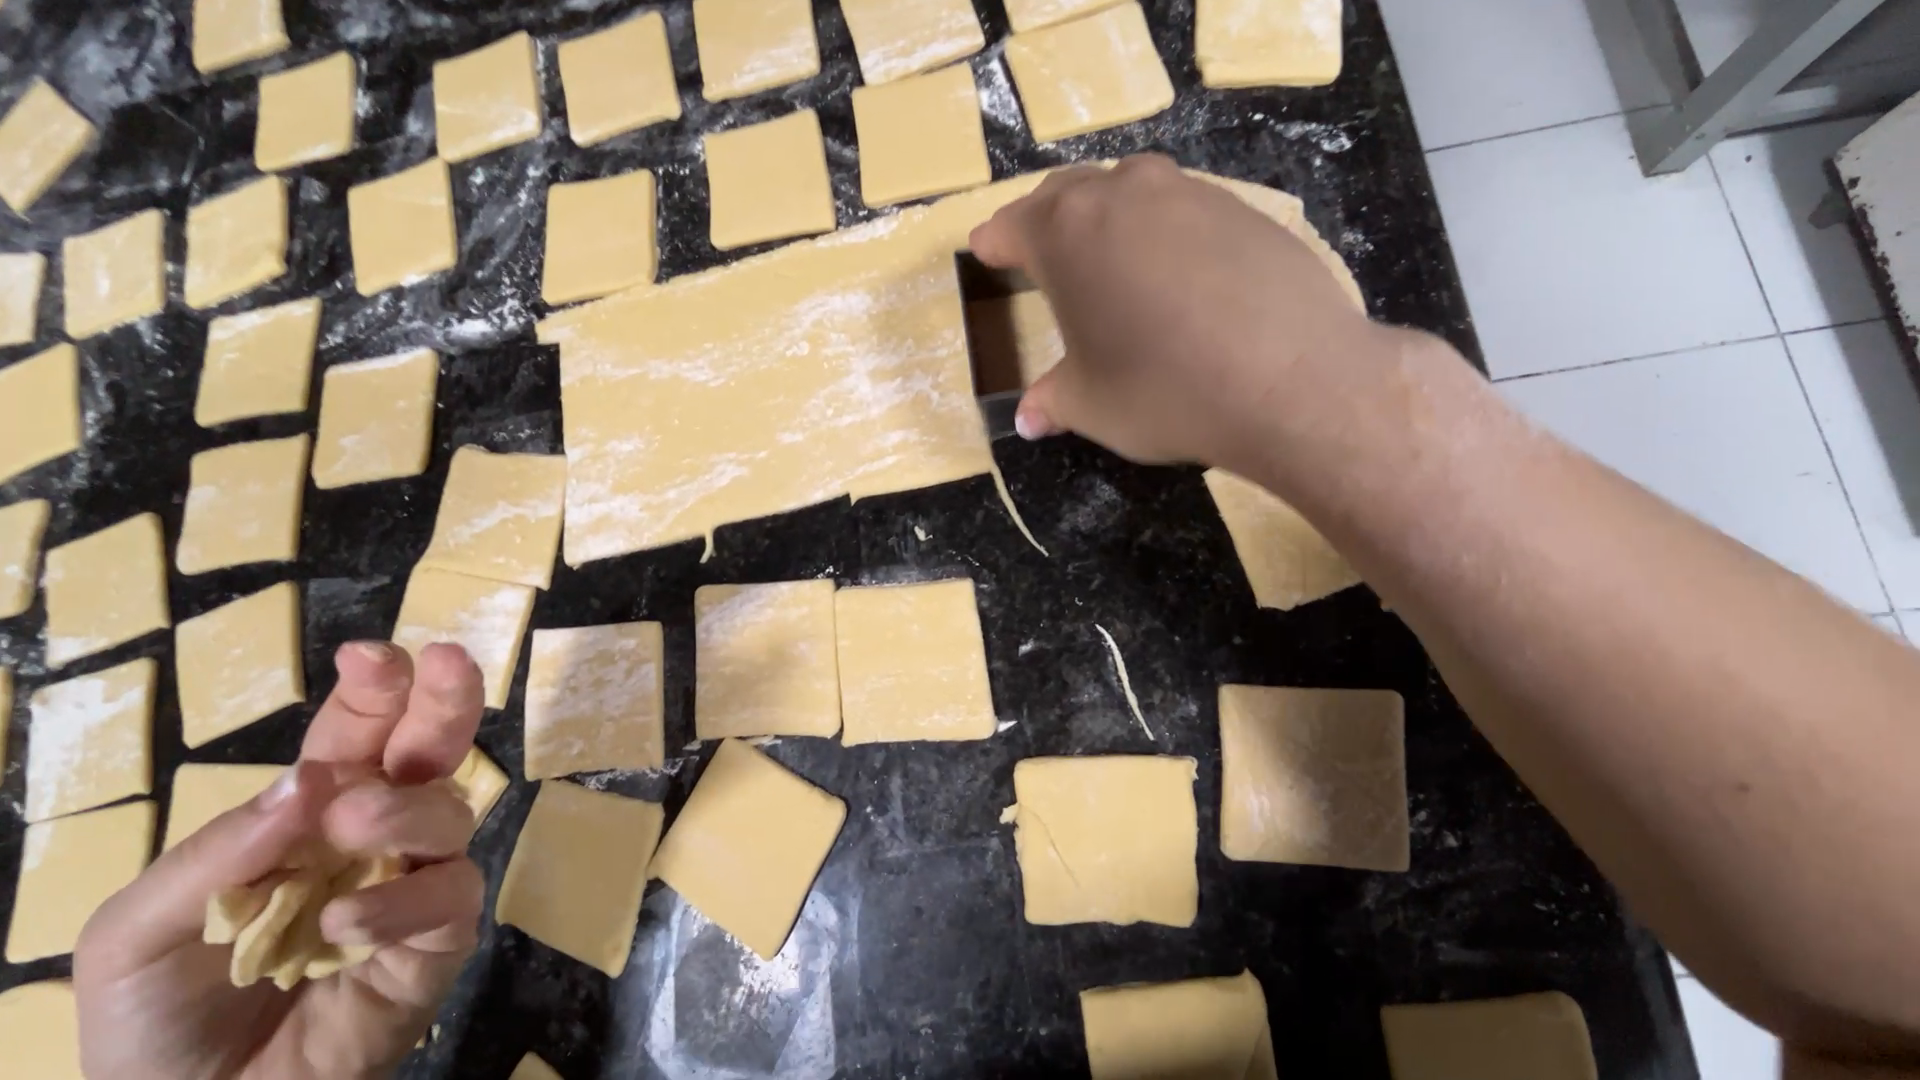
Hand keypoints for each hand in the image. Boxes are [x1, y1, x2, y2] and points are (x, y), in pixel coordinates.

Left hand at [74, 642, 487, 1079]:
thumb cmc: (156, 1019)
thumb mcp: (138, 931)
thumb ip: (219, 852)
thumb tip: (315, 779)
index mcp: (311, 817)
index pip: (355, 738)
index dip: (373, 692)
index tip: (373, 655)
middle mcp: (376, 838)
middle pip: (431, 754)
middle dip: (445, 703)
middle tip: (452, 662)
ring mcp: (414, 885)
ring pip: (450, 815)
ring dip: (407, 808)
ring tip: (353, 826)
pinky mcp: (438, 942)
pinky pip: (450, 898)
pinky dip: (403, 901)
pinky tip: (346, 922)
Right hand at [968, 155, 1391, 470]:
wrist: (1290, 379)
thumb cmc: (1163, 390)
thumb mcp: (1092, 405)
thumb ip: (1053, 401)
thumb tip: (1028, 419)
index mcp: (1065, 234)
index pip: (1012, 225)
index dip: (995, 242)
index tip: (987, 252)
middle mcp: (1122, 195)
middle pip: (1067, 193)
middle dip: (1046, 219)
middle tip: (1041, 250)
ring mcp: (1187, 193)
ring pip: (1130, 189)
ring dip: (1109, 215)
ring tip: (1112, 254)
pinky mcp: (1242, 208)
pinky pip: (1184, 208)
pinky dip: (1166, 230)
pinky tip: (1181, 274)